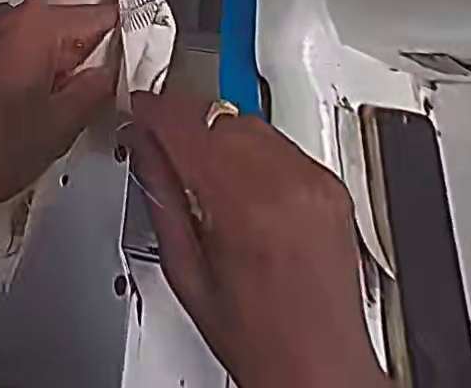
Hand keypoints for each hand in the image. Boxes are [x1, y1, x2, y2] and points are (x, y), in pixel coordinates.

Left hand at [0, 0, 119, 251]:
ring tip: (70, 98)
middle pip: (75, 18)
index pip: (102, 15)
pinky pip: (24, 38)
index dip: (126, 37)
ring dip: (67, 56)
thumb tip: (113, 69)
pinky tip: (42, 96)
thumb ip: (98, 87)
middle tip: (107, 86)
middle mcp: (13, 14)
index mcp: (38, 25)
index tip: (140, 55)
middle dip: (94, 49)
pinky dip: (41, 59)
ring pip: (50, 30)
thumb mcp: (59, 125)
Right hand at [125, 91, 387, 387]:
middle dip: (182, 116)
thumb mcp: (186, 272)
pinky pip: (278, 140)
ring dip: (214, 127)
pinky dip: (248, 144)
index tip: (140, 108)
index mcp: (245, 211)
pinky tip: (235, 171)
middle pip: (218, 116)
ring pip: (248, 121)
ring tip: (196, 157)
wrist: (323, 370)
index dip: (156, 111)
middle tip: (158, 130)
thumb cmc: (260, 340)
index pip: (189, 129)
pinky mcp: (330, 184)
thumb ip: (160, 194)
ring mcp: (313, 183)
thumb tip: (142, 144)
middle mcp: (287, 187)